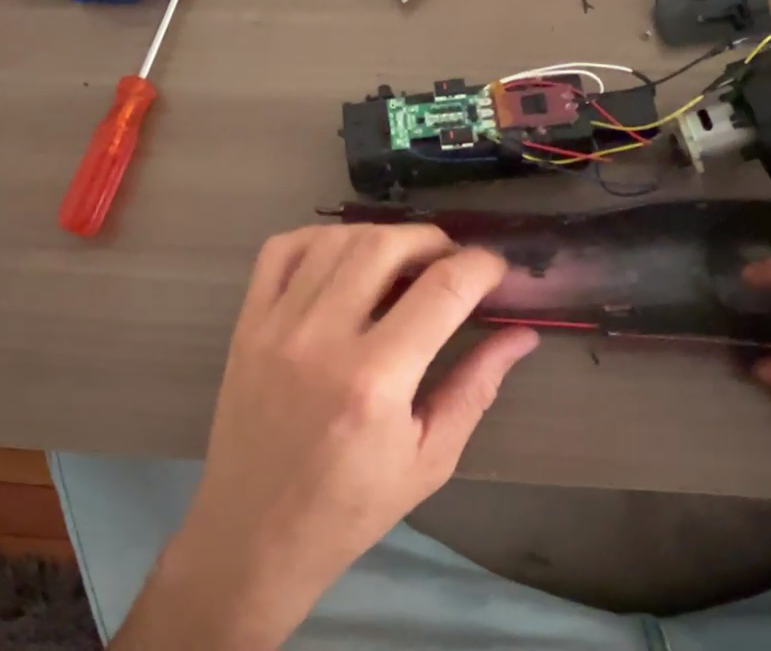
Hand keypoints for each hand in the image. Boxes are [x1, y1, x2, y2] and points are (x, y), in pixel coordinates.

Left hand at [113, 225, 538, 650]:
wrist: (255, 535)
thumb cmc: (352, 508)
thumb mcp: (431, 459)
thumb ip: (477, 387)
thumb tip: (522, 335)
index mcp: (375, 382)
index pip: (441, 290)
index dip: (480, 266)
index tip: (497, 270)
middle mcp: (322, 340)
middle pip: (384, 246)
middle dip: (432, 240)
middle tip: (452, 261)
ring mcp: (277, 326)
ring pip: (335, 240)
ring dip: (381, 235)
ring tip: (404, 259)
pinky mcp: (247, 324)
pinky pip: (280, 251)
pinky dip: (319, 237)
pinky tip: (344, 256)